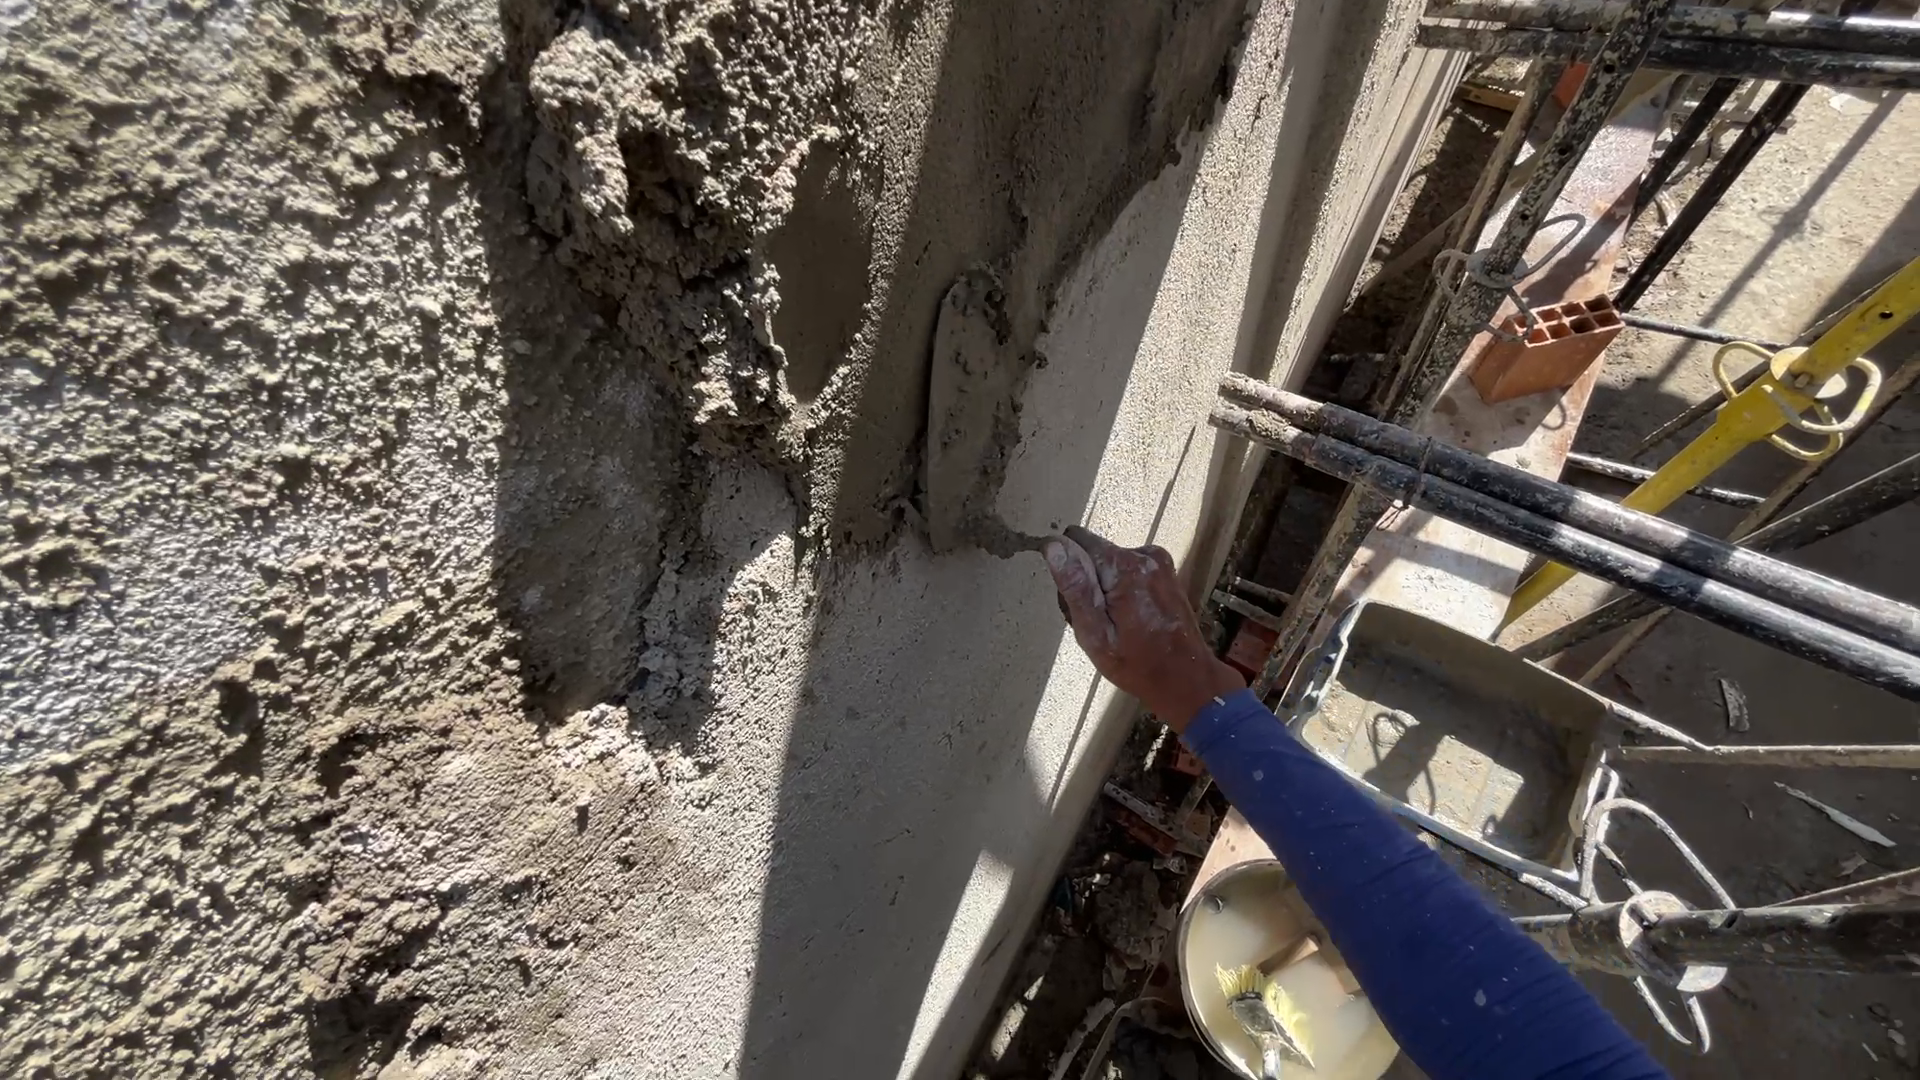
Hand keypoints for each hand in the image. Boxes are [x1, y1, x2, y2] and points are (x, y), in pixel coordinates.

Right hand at [1042, 526, 1245, 730]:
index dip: (1067, 568)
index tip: (1073, 602)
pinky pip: (1127, 569)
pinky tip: (1128, 617)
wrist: (1186, 678)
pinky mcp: (1165, 570)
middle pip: (1093, 552)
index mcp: (1124, 567)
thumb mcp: (1095, 634)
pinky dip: (1120, 588)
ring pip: (1109, 562)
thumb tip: (1053, 546)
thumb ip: (1075, 588)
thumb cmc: (1137, 664)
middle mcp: (1144, 554)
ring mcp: (1158, 560)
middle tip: (1094, 621)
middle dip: (1086, 581)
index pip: (1076, 541)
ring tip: (1112, 623)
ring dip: (1103, 587)